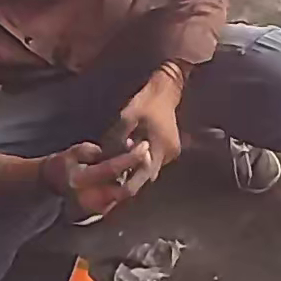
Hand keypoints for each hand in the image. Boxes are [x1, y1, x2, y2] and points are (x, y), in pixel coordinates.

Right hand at [38, 141, 146, 215]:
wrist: (53, 186)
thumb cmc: (64, 165)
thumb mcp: (75, 151)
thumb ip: (98, 150)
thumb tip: (126, 145)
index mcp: (80, 180)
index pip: (112, 169)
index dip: (131, 157)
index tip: (145, 145)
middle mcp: (90, 198)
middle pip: (126, 189)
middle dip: (141, 172)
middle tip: (149, 156)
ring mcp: (98, 210)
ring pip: (128, 196)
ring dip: (140, 178)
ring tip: (145, 162)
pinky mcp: (104, 213)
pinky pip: (125, 199)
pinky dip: (133, 185)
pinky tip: (137, 173)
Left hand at [106, 67, 184, 190]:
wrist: (166, 91)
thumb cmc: (146, 103)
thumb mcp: (127, 118)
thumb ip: (118, 138)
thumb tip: (108, 157)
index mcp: (160, 147)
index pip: (144, 174)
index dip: (130, 183)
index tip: (115, 189)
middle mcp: (169, 154)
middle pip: (148, 175)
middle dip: (132, 179)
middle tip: (114, 182)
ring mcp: (172, 152)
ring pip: (152, 168)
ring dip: (138, 170)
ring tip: (121, 171)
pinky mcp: (172, 149)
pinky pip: (156, 161)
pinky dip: (144, 162)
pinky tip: (132, 159)